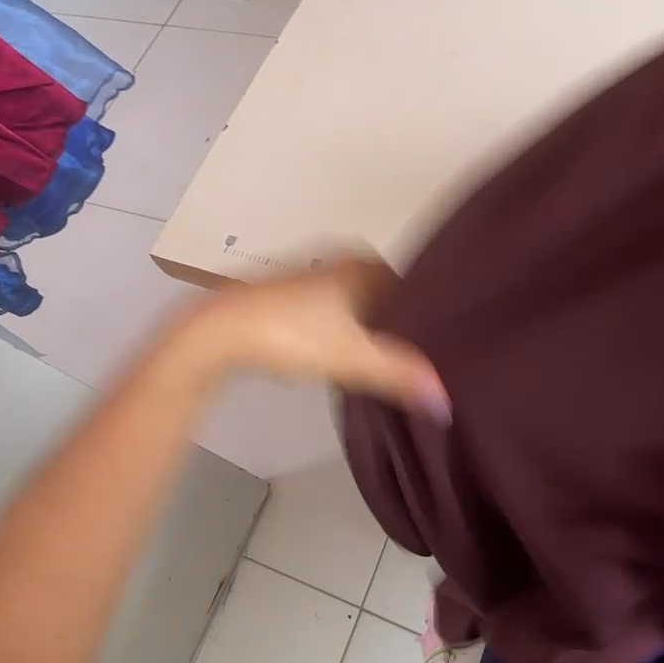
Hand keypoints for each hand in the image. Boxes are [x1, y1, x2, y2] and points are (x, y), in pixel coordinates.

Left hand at [172, 257, 449, 420]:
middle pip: (387, 296)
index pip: (415, 285)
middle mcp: (341, 262)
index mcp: (363, 263)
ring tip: (394, 362)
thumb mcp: (353, 358)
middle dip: (402, 325)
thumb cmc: (291, 334)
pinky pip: (335, 314)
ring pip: (359, 305)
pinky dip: (346, 333)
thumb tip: (445, 400)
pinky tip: (347, 358)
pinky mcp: (288, 298)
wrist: (218, 333)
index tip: (445, 343)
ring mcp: (312, 278)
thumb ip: (401, 376)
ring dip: (372, 330)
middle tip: (425, 358)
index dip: (429, 314)